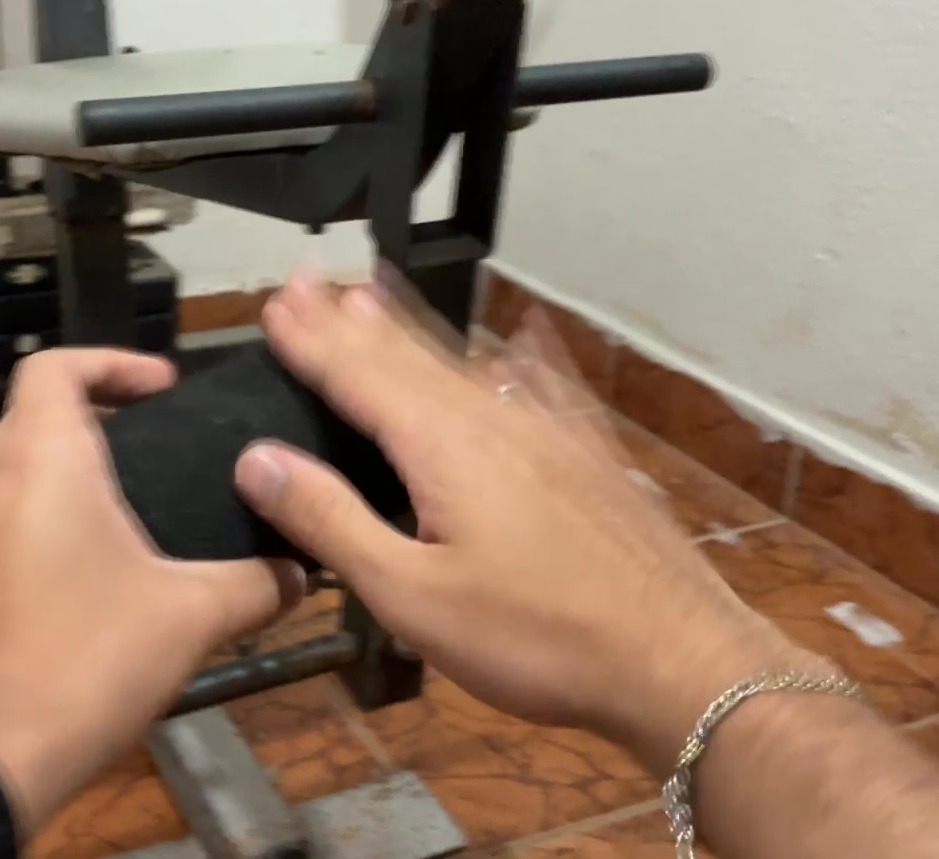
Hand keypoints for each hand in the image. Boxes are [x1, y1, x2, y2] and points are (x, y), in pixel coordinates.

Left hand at [0, 349, 304, 831]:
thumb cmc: (83, 659)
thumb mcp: (189, 617)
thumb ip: (255, 584)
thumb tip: (303, 572)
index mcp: (39, 459)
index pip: (54, 366)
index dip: (112, 361)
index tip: (162, 388)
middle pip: (36, 415)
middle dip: (100, 418)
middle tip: (161, 445)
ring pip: (14, 470)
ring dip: (68, 470)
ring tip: (131, 506)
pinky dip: (39, 518)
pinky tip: (86, 571)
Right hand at [233, 276, 821, 774]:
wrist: (681, 659)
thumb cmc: (534, 637)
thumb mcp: (411, 596)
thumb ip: (331, 521)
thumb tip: (258, 459)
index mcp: (440, 443)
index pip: (356, 373)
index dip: (310, 339)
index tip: (276, 303)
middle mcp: (488, 415)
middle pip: (402, 353)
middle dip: (346, 317)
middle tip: (309, 280)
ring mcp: (542, 427)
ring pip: (458, 359)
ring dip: (406, 326)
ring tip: (372, 293)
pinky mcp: (580, 450)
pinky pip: (531, 381)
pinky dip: (504, 353)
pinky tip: (516, 335)